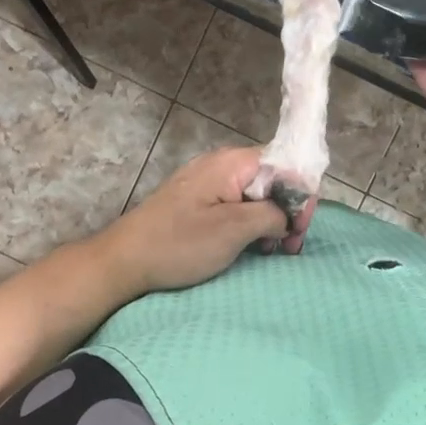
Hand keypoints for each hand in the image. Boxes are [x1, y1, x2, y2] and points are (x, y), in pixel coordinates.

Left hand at [92, 147, 289, 294]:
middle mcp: (222, 164)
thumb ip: (271, 214)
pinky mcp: (198, 202)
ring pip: (256, 196)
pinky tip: (250, 247)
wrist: (125, 261)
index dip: (300, 197)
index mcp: (232, 163)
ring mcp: (208, 182)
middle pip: (272, 180)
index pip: (286, 165)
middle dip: (287, 212)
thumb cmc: (179, 244)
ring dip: (270, 222)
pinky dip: (249, 225)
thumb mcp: (233, 230)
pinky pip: (236, 206)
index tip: (298, 231)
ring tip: (269, 250)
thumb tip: (288, 215)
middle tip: (288, 247)